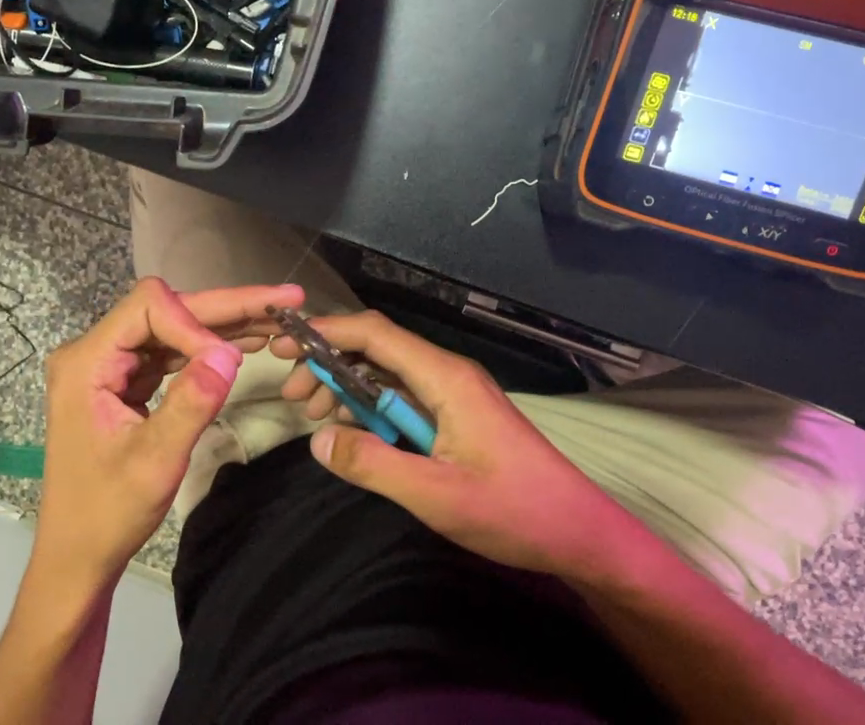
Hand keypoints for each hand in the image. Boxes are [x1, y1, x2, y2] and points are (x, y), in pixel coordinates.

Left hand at [34, 277, 304, 583]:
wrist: (78, 555)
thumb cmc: (107, 513)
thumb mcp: (154, 461)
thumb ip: (191, 404)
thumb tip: (228, 354)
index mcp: (87, 362)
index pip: (148, 307)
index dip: (194, 323)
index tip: (228, 360)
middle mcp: (94, 352)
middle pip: (165, 310)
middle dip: (225, 307)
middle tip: (286, 299)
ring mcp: (110, 367)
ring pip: (173, 328)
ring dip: (223, 325)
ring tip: (279, 317)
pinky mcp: (124, 383)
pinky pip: (170, 353)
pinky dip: (207, 349)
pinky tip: (248, 343)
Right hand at [274, 311, 611, 577]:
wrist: (579, 532)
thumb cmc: (513, 511)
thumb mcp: (435, 495)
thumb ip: (373, 465)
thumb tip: (318, 440)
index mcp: (446, 378)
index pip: (376, 334)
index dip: (327, 333)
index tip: (286, 348)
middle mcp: (448, 374)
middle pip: (378, 350)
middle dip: (330, 364)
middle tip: (293, 397)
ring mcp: (455, 395)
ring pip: (389, 375)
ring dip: (348, 387)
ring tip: (313, 414)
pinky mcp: (458, 416)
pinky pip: (405, 399)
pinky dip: (371, 408)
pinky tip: (351, 429)